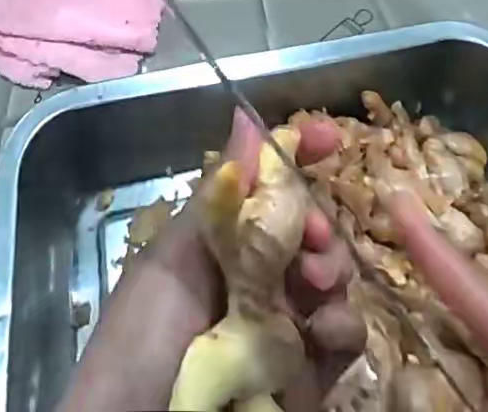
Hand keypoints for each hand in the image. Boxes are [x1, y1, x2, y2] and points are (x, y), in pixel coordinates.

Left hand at [58, 110, 363, 411]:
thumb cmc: (144, 336)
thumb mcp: (174, 257)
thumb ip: (219, 193)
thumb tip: (245, 113)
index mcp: (219, 238)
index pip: (264, 186)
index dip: (296, 157)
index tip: (328, 138)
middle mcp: (253, 273)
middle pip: (304, 228)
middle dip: (317, 219)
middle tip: (313, 234)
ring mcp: (281, 322)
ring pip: (330, 277)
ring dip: (333, 268)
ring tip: (317, 282)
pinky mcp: (305, 374)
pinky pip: (342, 338)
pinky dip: (344, 326)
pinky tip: (325, 330)